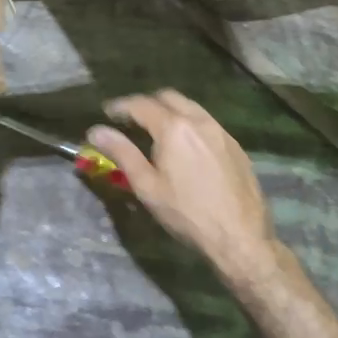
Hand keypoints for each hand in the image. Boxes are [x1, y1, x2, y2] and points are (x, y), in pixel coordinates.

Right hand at [89, 91, 278, 279]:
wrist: (242, 240)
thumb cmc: (188, 214)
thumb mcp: (147, 186)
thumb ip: (121, 153)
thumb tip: (95, 131)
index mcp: (173, 127)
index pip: (140, 105)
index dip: (120, 106)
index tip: (107, 112)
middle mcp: (198, 121)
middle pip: (168, 97)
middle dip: (147, 104)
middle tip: (132, 120)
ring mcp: (221, 132)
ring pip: (191, 107)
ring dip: (171, 111)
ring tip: (159, 131)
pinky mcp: (236, 147)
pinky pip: (207, 123)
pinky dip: (191, 125)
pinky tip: (187, 148)